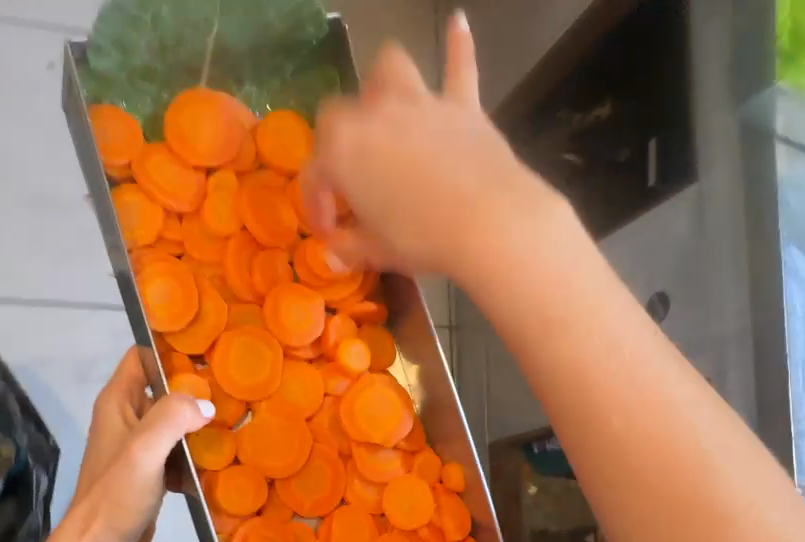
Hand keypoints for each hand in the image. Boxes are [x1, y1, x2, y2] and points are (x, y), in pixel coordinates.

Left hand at [65, 347, 213, 541]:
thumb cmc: (116, 493)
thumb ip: (173, 418)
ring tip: (232, 431)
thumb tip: (206, 405)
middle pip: (164, 392)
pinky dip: (194, 462)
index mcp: (118, 402)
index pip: (141, 357)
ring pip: (175, 426)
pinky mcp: (150, 474)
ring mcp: (138, 448)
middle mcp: (126, 419)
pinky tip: (215, 470)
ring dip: (199, 431)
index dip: (168, 354)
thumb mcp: (144, 449)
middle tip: (230, 398)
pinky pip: (177, 457)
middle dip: (194, 395)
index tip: (205, 361)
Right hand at [298, 13, 566, 279]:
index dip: (316, 206)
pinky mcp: (462, 105)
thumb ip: (350, 248)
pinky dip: (457, 45)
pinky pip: (459, 64)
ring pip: (389, 71)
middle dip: (336, 141)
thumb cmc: (421, 239)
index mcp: (341, 153)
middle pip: (339, 114)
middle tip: (350, 177)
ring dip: (380, 83)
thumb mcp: (376, 252)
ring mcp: (419, 104)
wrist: (489, 222)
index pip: (314, 177)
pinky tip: (458, 23)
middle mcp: (373, 117)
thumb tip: (333, 254)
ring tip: (382, 102)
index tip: (329, 233)